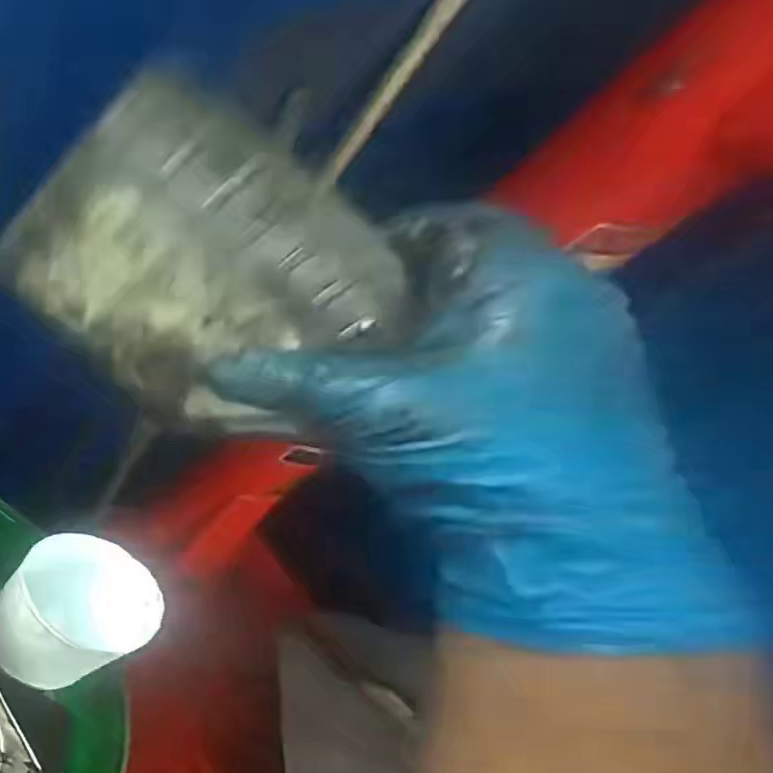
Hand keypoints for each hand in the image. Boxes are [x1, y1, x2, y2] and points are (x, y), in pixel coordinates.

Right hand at [206, 204, 754, 652]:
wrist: (561, 549)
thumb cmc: (483, 449)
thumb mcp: (376, 406)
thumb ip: (292, 380)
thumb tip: (211, 365)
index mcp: (526, 280)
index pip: (453, 223)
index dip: (383, 235)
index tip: (319, 263)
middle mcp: (543, 307)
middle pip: (441, 278)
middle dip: (371, 293)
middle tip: (305, 310)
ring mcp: (537, 362)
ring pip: (441, 330)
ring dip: (382, 342)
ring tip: (317, 353)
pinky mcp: (521, 408)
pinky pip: (446, 372)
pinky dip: (398, 377)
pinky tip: (352, 398)